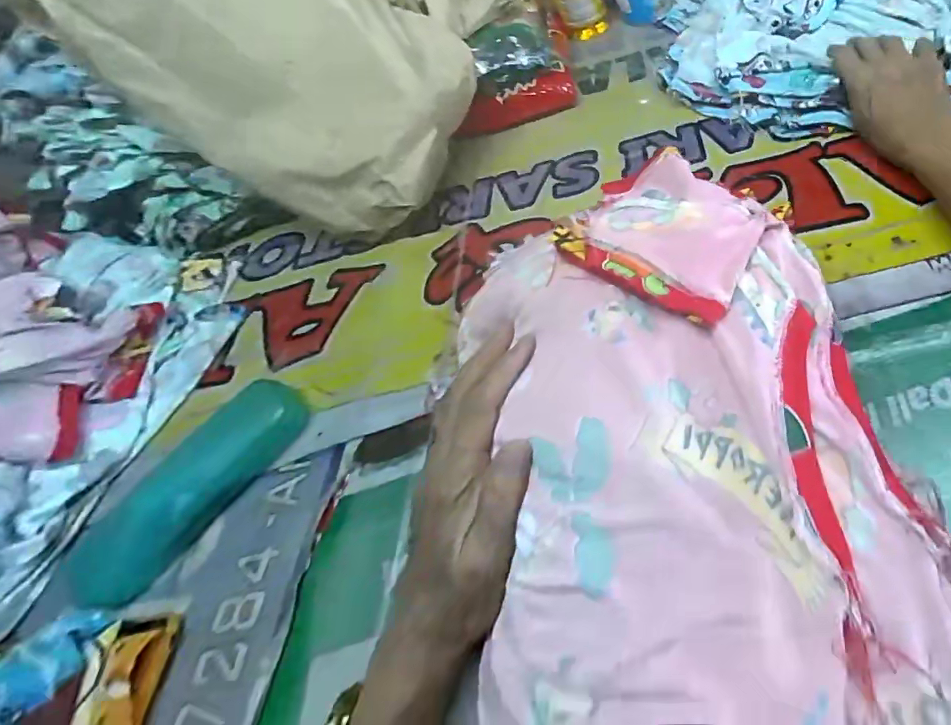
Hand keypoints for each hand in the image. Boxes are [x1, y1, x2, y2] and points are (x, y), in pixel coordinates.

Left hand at [354, 327, 532, 723]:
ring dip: (474, 368)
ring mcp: (436, 468)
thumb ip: (502, 498)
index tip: (526, 341)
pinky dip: (467, 390)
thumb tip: (520, 440)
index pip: (479, 409)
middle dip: (485, 357)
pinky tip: (475, 387)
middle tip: (510, 325)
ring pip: (452, 405)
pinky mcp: (440, 477)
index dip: (501, 371)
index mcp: (455, 475)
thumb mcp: (489, 554)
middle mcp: (440, 462)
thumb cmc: (465, 592)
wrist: (424, 625)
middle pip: (460, 397)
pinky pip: (452, 418)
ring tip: (495, 343)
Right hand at [830, 36, 950, 169]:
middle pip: (864, 41)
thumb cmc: (889, 138)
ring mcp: (908, 60)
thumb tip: (849, 86)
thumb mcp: (858, 122)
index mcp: (860, 79)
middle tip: (857, 54)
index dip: (835, 53)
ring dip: (882, 44)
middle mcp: (881, 63)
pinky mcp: (930, 63)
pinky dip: (916, 48)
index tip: (834, 56)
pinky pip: (922, 44)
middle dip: (856, 46)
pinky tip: (915, 56)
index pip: (841, 53)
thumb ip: (852, 97)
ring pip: (890, 39)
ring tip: (884, 53)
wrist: (930, 141)